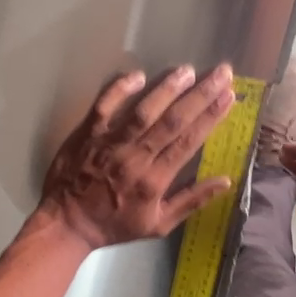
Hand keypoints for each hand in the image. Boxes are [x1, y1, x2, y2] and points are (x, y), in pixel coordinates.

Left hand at [33, 64, 236, 249]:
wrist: (67, 223)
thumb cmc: (115, 224)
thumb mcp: (158, 225)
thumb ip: (191, 201)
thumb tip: (225, 181)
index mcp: (155, 180)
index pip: (189, 142)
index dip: (210, 117)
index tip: (228, 96)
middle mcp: (135, 158)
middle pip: (173, 121)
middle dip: (200, 95)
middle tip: (221, 73)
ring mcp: (110, 142)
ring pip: (143, 110)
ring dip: (167, 88)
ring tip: (188, 71)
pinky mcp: (88, 132)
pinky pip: (105, 105)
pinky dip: (120, 89)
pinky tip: (139, 75)